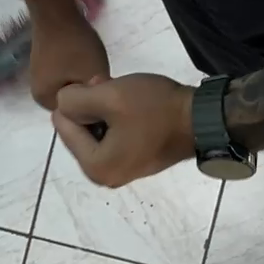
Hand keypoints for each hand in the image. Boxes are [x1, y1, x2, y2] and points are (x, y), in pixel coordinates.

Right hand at [28, 8, 107, 109]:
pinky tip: (94, 70)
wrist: (56, 8)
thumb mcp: (95, 77)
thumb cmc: (75, 45)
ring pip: (75, 93)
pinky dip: (83, 77)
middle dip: (92, 101)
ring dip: (89, 88)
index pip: (77, 121)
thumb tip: (111, 114)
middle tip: (110, 90)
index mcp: (45, 101)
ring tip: (103, 79)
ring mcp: (43, 79)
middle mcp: (39, 95)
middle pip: (76, 108)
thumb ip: (101, 100)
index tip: (111, 104)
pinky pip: (71, 80)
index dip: (96, 115)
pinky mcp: (49, 66)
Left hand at [54, 74, 194, 187]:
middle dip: (89, 107)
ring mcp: (122, 172)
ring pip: (95, 132)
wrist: (200, 121)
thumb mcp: (108, 96)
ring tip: (120, 93)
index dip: (78, 98)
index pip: (63, 123)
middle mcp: (106, 177)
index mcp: (96, 167)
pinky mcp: (136, 162)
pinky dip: (115, 120)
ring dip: (102, 109)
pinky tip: (129, 106)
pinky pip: (113, 138)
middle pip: (78, 131)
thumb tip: (63, 106)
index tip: (102, 88)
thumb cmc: (155, 110)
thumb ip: (73, 99)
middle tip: (109, 87)